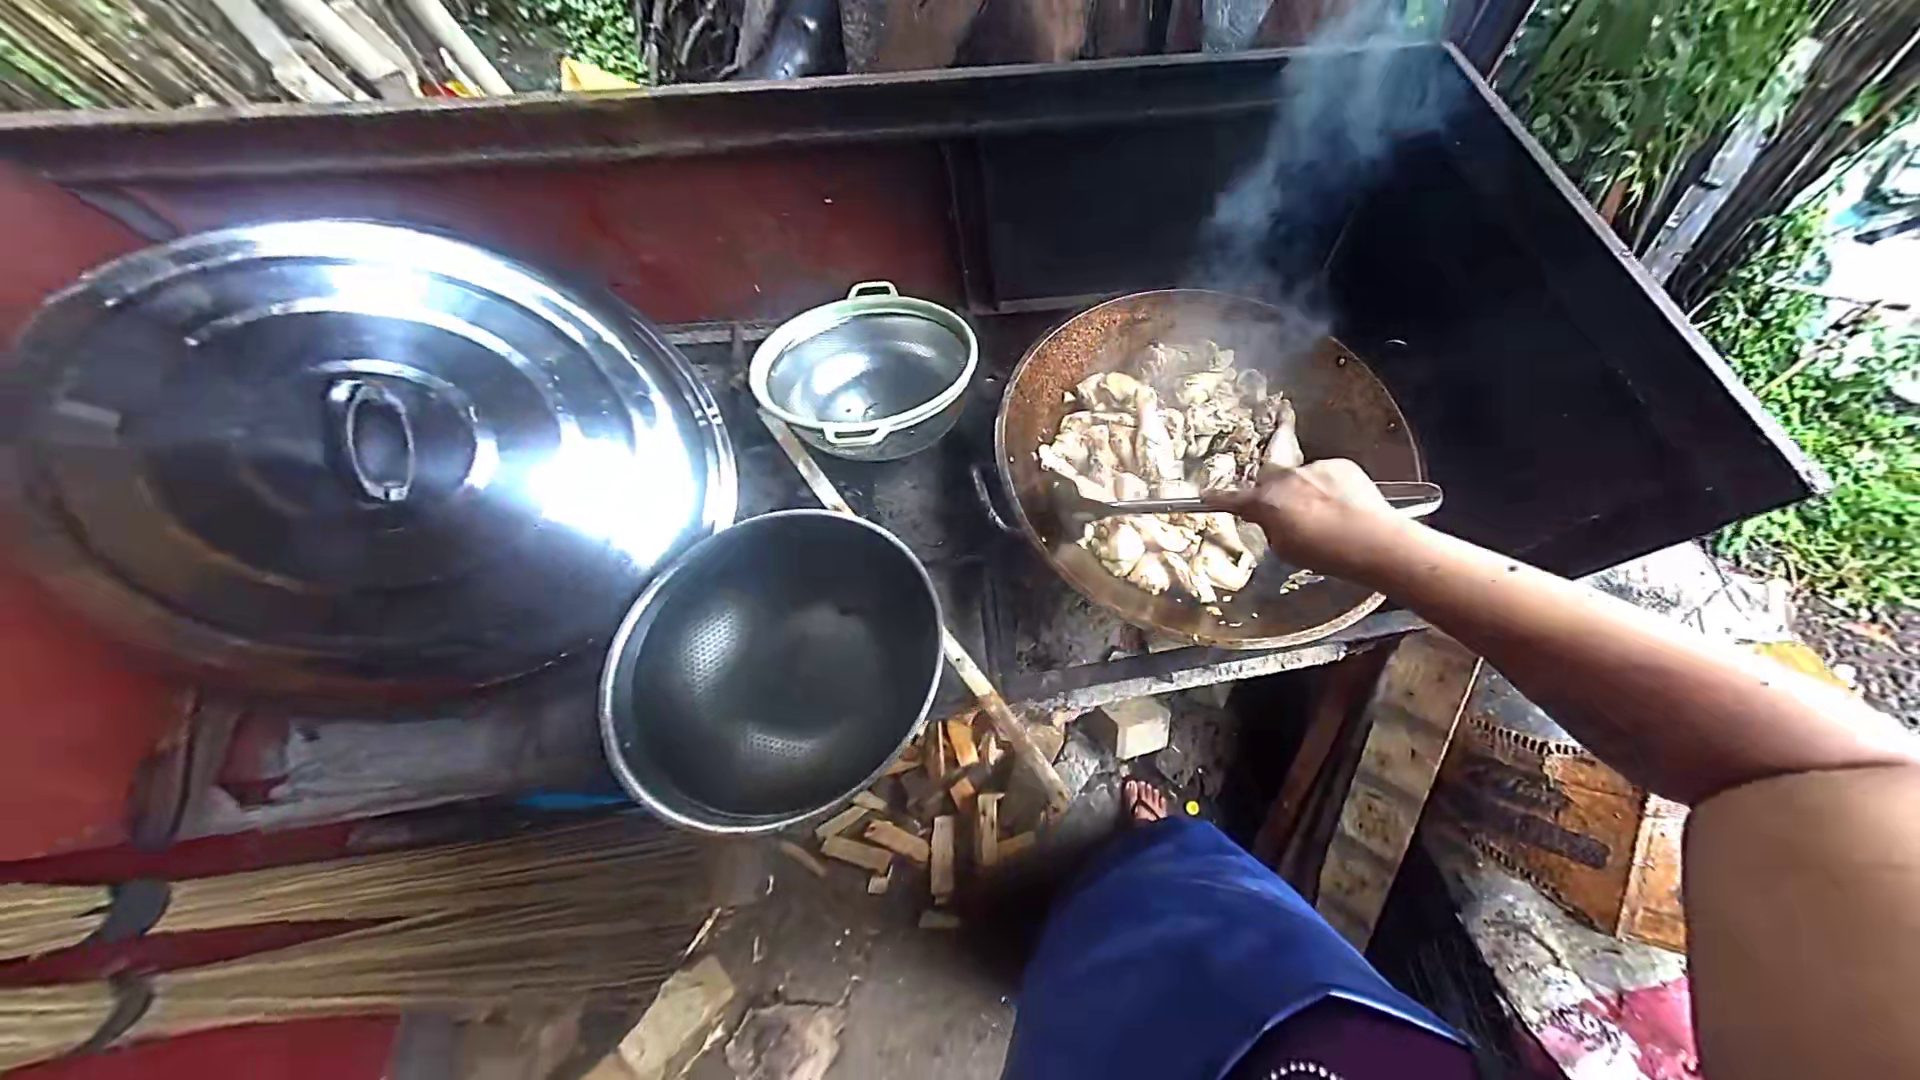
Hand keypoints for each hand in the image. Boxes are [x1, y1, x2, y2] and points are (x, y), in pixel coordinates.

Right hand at [1204, 459, 1406, 578]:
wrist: (1375, 542)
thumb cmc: (1326, 552)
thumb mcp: (1284, 548)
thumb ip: (1270, 527)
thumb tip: (1270, 517)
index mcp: (1264, 502)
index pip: (1231, 499)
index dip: (1216, 498)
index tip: (1205, 495)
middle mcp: (1284, 479)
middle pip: (1270, 484)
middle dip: (1277, 496)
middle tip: (1294, 518)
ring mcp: (1313, 469)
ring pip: (1301, 479)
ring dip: (1308, 493)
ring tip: (1329, 518)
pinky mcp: (1339, 464)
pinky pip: (1326, 474)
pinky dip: (1331, 488)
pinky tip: (1344, 507)